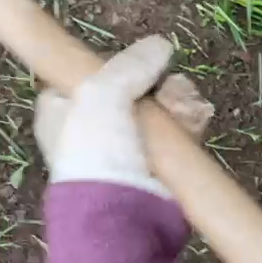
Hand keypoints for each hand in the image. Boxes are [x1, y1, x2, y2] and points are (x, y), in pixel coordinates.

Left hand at [33, 36, 212, 198]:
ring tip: (184, 108)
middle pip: (134, 87)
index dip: (113, 66)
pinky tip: (196, 117)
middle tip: (167, 87)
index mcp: (66, 112)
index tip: (133, 65)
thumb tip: (161, 45)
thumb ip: (129, 66)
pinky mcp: (164, 162)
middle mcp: (97, 128)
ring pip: (162, 105)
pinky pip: (182, 128)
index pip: (89, 76)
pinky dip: (191, 119)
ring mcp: (132, 146)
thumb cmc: (97, 155)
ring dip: (178, 99)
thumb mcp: (101, 97)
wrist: (125, 217)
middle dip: (157, 82)